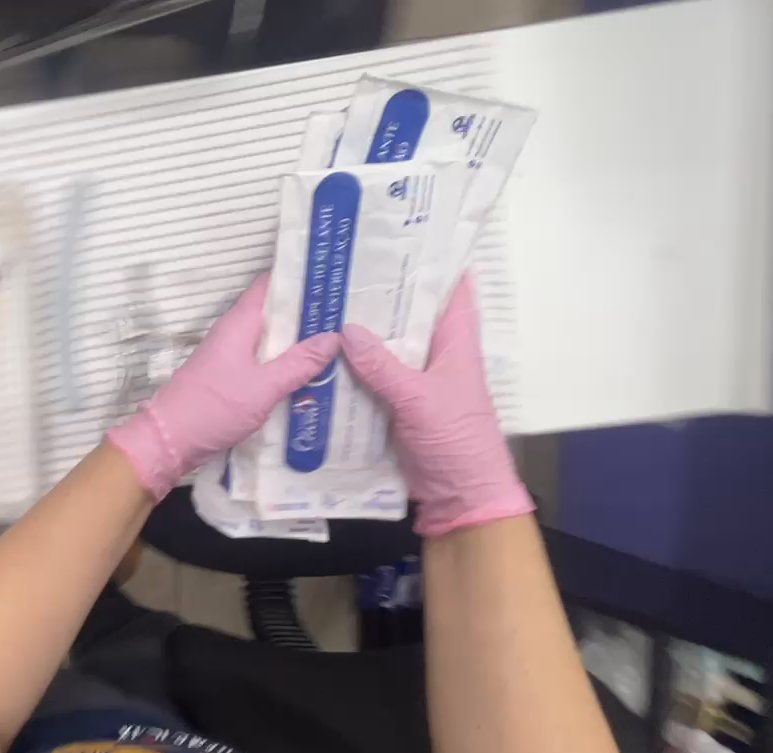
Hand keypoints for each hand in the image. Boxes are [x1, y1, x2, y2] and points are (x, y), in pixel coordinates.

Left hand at [106, 275, 339, 498]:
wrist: (168, 442)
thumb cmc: (213, 409)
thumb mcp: (264, 387)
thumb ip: (299, 363)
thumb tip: (333, 337)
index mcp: (239, 323)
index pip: (271, 284)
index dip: (302, 277)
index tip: (336, 275)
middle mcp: (233, 334)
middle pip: (275, 313)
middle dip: (309, 313)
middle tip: (351, 313)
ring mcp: (229, 357)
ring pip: (270, 341)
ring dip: (299, 342)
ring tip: (342, 341)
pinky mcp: (228, 379)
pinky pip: (262, 364)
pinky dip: (284, 365)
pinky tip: (310, 373)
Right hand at [339, 276, 532, 536]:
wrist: (456, 493)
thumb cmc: (454, 439)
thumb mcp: (419, 398)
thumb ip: (383, 366)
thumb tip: (346, 329)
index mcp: (453, 342)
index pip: (446, 289)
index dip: (426, 262)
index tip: (391, 239)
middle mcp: (431, 356)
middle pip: (403, 318)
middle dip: (374, 299)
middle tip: (334, 277)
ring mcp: (409, 383)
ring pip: (380, 350)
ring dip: (354, 338)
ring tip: (316, 313)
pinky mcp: (390, 407)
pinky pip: (365, 382)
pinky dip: (345, 373)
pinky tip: (316, 363)